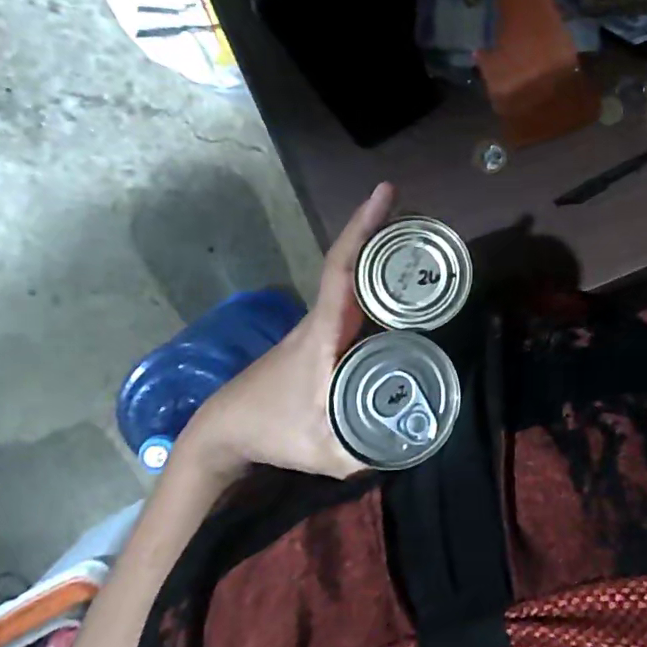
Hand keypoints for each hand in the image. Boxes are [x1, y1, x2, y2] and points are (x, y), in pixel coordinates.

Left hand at [174, 182, 395, 483]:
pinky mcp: (320, 338)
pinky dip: (374, 284)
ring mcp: (319, 327)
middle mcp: (321, 319)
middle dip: (384, 233)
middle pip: (354, 264)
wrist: (224, 428)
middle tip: (423, 215)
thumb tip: (409, 445)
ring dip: (381, 257)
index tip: (384, 192)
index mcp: (322, 332)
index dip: (363, 228)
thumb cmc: (267, 428)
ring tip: (421, 244)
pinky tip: (398, 292)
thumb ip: (362, 454)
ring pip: (353, 281)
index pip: (342, 269)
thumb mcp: (320, 450)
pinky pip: (352, 300)